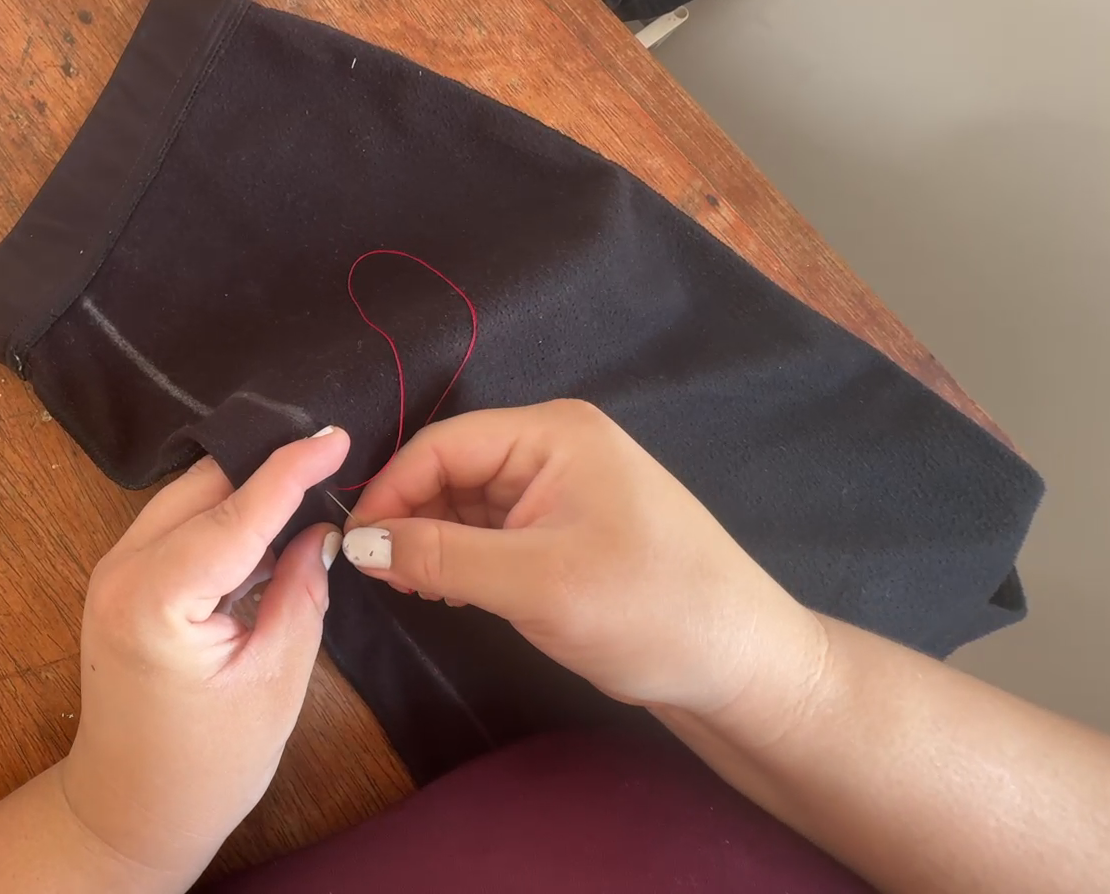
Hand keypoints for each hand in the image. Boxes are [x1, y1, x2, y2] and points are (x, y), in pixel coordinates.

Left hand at [59, 428, 348, 879]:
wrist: (126, 808)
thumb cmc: (206, 766)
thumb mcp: (272, 682)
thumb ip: (298, 593)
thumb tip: (322, 530)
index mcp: (155, 599)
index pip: (234, 515)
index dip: (289, 470)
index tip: (334, 435)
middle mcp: (120, 567)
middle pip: (201, 489)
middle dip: (263, 466)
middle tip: (326, 456)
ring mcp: (111, 567)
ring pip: (185, 497)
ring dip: (241, 489)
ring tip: (303, 485)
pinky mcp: (119, 575)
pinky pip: (174, 521)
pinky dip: (218, 514)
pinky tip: (260, 523)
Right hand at [343, 400, 826, 720]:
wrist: (753, 675)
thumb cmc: (650, 612)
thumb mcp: (534, 583)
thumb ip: (437, 556)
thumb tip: (356, 543)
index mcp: (551, 434)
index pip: (442, 447)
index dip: (391, 491)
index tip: (356, 545)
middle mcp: (550, 446)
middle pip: (450, 470)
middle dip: (412, 518)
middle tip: (384, 574)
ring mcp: (558, 484)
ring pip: (463, 500)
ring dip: (432, 540)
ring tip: (416, 586)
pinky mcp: (560, 521)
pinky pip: (487, 525)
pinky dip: (459, 554)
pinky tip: (449, 588)